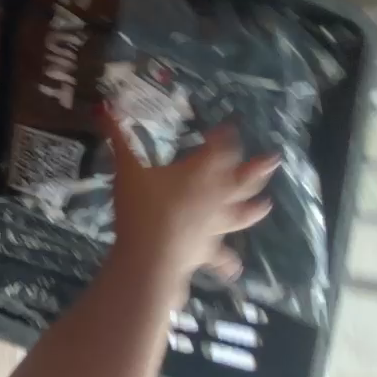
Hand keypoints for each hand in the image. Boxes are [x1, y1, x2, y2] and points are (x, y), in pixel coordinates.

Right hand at [105, 117, 278, 281]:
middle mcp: (217, 196)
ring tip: (265, 202)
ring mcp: (218, 223)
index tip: (227, 126)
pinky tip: (234, 268)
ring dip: (256, 206)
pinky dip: (229, 262)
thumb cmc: (141, 206)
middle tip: (273, 157)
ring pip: (244, 212)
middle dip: (257, 166)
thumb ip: (116, 138)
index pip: (220, 149)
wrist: (153, 253)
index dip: (224, 137)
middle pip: (244, 179)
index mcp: (200, 174)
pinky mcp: (211, 248)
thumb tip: (103, 108)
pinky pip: (223, 256)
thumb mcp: (125, 169)